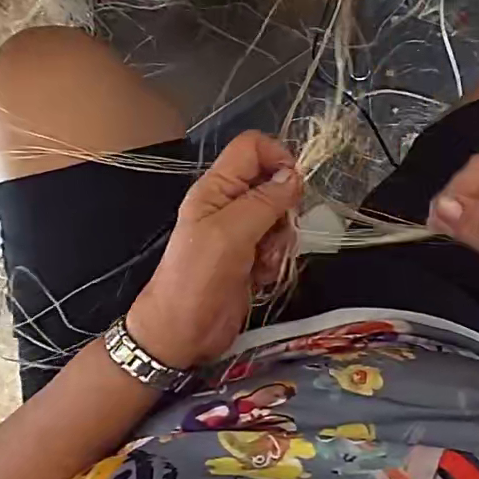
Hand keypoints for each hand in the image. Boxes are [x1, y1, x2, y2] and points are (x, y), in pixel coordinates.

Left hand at [127, 131, 302, 368]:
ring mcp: (240, 232)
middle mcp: (229, 203)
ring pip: (281, 217)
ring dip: (280, 241)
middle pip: (274, 183)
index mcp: (217, 187)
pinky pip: (277, 246)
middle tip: (275, 233)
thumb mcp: (231, 232)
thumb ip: (264, 200)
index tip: (294, 186)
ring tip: (263, 263)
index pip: (252, 147)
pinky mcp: (250, 257)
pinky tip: (260, 279)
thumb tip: (295, 175)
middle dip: (284, 209)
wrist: (182, 332)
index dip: (277, 157)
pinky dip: (274, 261)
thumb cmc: (198, 277)